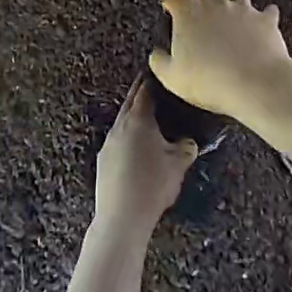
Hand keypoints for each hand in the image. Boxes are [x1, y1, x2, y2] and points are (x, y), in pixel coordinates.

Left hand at [95, 77, 198, 232]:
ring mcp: (108, 144)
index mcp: (139, 120)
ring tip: (145, 118)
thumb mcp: (179, 164)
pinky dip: (127, 137)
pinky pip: (117, 141)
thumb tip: (188, 141)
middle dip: (138, 94)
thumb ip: (186, 147)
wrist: (122, 217)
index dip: (151, 82)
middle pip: (129, 103)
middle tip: (148, 86)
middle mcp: (120, 127)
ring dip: (132, 116)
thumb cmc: (153, 184)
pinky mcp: (103, 161)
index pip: (144, 92)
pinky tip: (135, 148)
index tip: (156, 75)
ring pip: (122, 122)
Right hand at [149, 0, 291, 121]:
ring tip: (229, 9)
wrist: (255, 83)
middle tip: (194, 2)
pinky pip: (267, 11)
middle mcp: (215, 4)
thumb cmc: (209, 81)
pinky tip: (261, 26)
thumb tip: (156, 54)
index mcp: (189, 14)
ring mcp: (243, 9)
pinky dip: (263, 16)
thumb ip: (160, 62)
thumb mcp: (173, 78)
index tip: (167, 2)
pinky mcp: (265, 20)